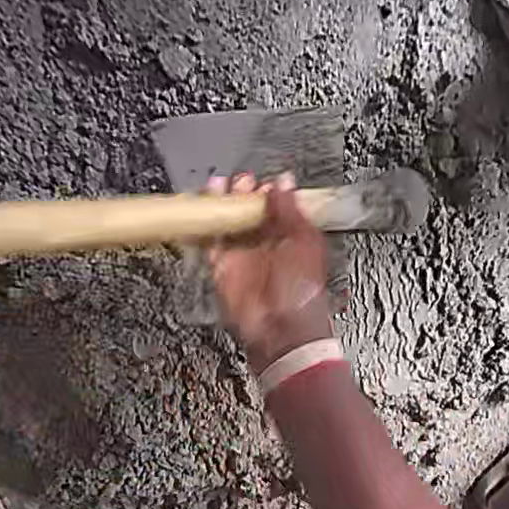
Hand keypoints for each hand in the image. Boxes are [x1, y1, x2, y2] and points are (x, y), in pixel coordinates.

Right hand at [206, 172, 333, 369]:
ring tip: (218, 186)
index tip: (260, 181)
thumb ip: (291, 210)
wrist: (282, 328)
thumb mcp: (304, 241)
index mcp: (289, 236)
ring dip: (221, 203)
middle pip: (246, 211)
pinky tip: (204, 208)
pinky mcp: (222, 267)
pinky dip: (204, 224)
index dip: (265, 191)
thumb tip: (283, 182)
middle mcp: (264, 244)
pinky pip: (209, 241)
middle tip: (240, 181)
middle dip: (241, 192)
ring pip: (226, 222)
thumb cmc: (303, 291)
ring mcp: (242, 255)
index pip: (273, 205)